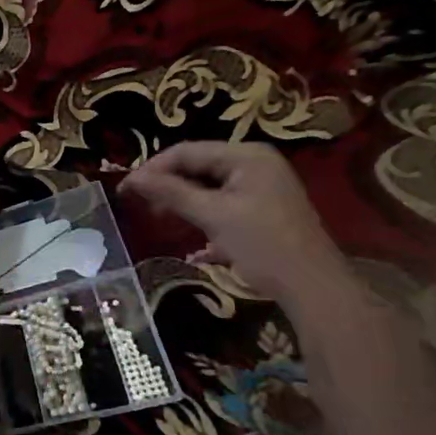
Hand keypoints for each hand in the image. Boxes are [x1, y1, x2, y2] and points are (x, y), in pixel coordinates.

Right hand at [119, 141, 349, 304]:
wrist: (310, 283)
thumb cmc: (263, 244)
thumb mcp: (213, 216)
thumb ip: (172, 193)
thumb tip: (132, 179)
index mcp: (246, 155)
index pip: (186, 151)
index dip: (152, 168)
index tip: (124, 190)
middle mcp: (253, 162)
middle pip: (195, 165)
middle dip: (165, 183)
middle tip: (137, 204)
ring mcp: (257, 184)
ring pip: (204, 184)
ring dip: (178, 198)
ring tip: (157, 217)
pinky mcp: (257, 206)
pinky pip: (217, 200)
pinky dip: (197, 210)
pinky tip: (183, 228)